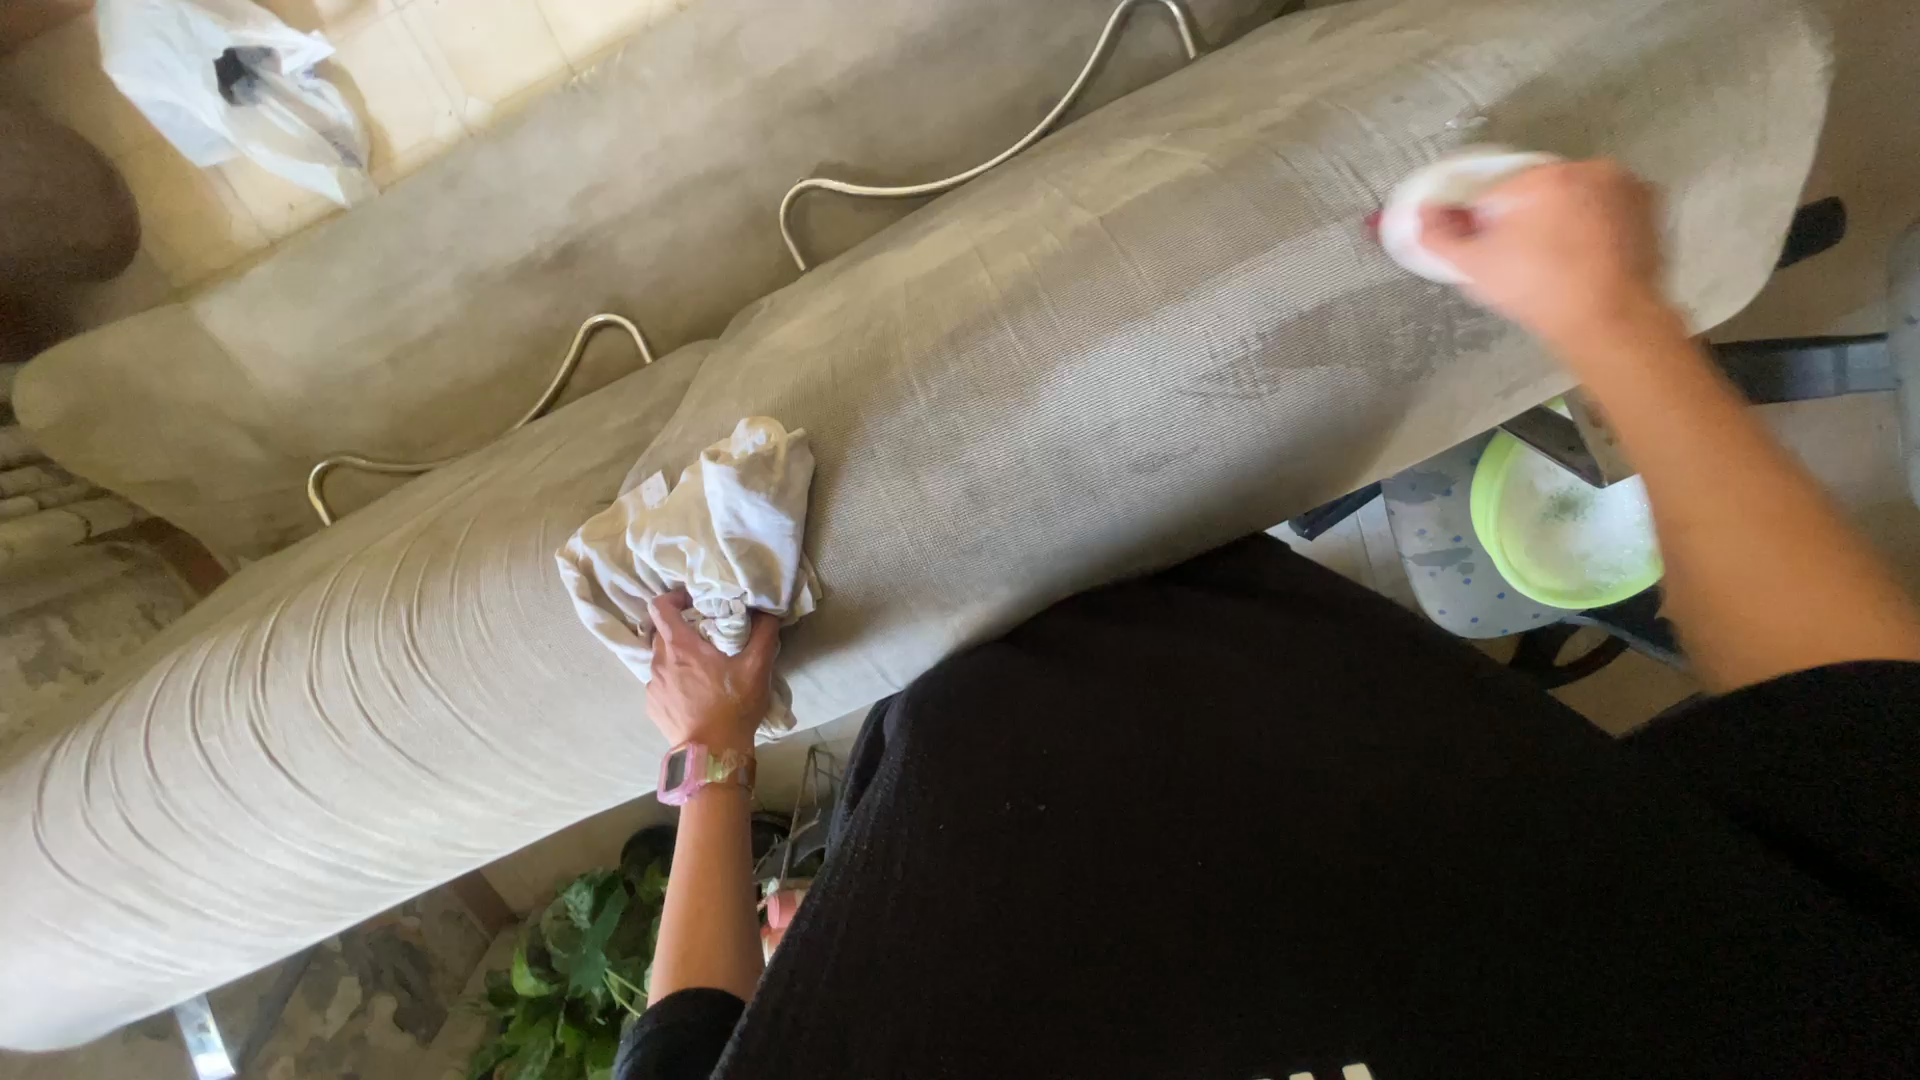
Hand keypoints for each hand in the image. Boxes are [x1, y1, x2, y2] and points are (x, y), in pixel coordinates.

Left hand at [643, 590, 780, 755]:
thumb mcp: (757, 666)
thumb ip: (764, 632)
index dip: (674, 598)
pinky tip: (696, 694)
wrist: (713, 753)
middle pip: (662, 632)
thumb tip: (767, 610)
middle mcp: (659, 662)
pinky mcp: (653, 706)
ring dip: (679, 657)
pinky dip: (676, 681)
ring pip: (662, 659)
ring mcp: (653, 686)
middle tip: (707, 636)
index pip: (659, 607)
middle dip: (682, 629)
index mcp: (680, 646)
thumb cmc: (733, 706)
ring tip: (704, 669)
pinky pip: (662, 683)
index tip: (694, 602)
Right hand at [1417, 158, 1672, 346]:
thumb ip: (1438, 236)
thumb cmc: (1536, 289)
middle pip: (1531, 190)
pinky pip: (1602, 204)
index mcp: (1538, 178)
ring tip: (1548, 259)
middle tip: (1515, 258)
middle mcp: (1585, 168)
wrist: (1607, 315)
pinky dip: (1587, 222)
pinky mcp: (1648, 201)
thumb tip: (1423, 213)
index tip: (1485, 249)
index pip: (1489, 193)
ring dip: (1553, 218)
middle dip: (1517, 218)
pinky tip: (1577, 254)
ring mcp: (1622, 182)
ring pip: (1568, 196)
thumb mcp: (1471, 267)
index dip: (1479, 223)